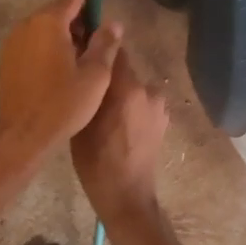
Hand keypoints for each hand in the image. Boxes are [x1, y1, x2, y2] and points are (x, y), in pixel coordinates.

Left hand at [0, 0, 122, 157]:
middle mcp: (27, 25)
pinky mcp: (7, 58)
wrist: (24, 134)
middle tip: (96, 32)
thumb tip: (114, 23)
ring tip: (81, 52)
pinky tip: (60, 65)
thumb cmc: (63, 103)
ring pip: (42, 28)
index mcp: (49, 23)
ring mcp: (13, 41)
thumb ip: (105, 44)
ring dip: (61, 33)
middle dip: (76, 17)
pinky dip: (47, 45)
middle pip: (56, 12)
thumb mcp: (95, 75)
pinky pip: (31, 42)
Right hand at [71, 48, 168, 222]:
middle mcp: (147, 90)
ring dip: (120, 91)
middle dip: (107, 74)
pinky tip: (117, 124)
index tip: (82, 53)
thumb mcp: (81, 118)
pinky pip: (142, 101)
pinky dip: (131, 105)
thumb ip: (88, 86)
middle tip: (88, 88)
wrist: (126, 196)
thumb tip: (84, 61)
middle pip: (123, 68)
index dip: (97, 48)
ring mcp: (159, 105)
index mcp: (126, 87)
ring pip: (133, 86)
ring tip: (103, 110)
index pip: (113, 49)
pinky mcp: (163, 119)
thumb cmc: (95, 159)